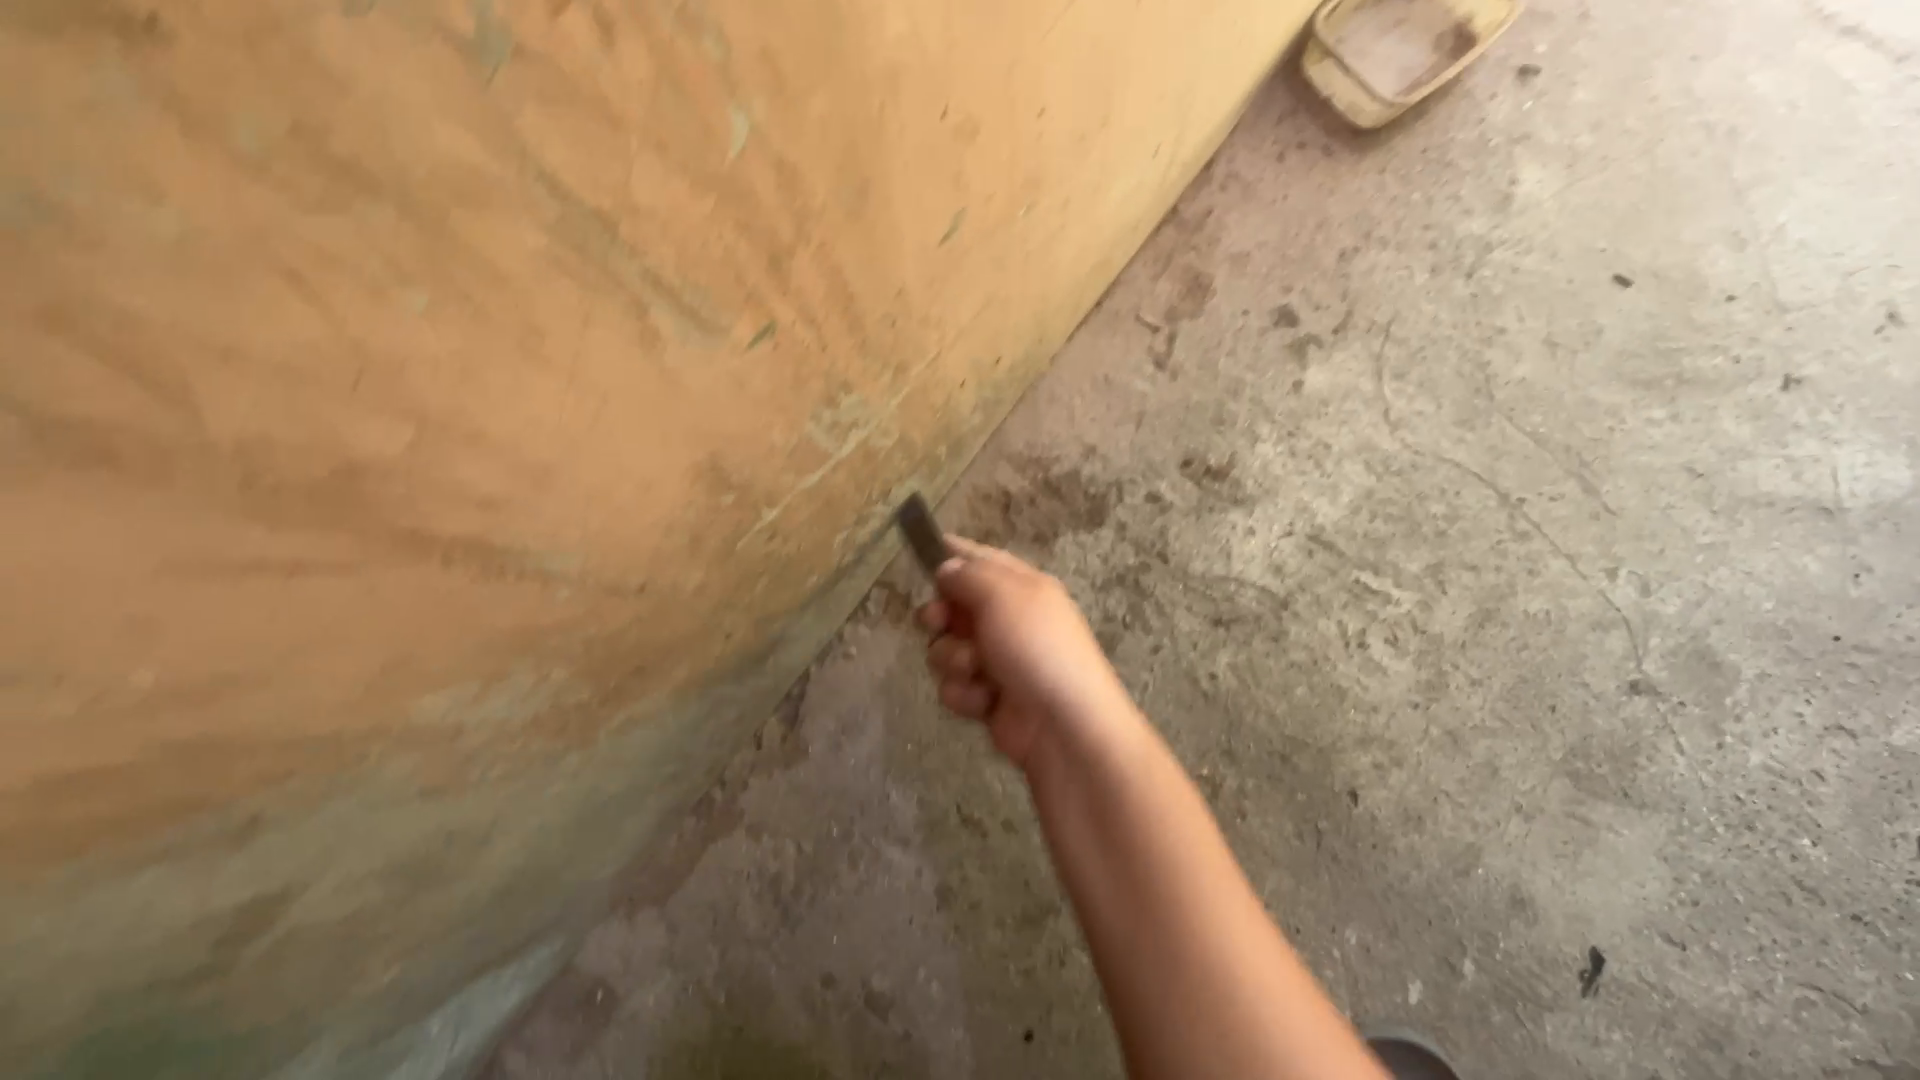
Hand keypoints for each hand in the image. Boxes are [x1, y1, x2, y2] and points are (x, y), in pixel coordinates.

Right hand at [917, 537, 1133, 768]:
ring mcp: (997, 661)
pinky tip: (984, 702)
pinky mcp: (986, 697)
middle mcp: (1008, 620)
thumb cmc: (1037, 648)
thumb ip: (969, 574)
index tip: (925, 551)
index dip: (954, 554)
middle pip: (954, 607)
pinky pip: (954, 686)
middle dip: (940, 616)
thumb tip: (947, 568)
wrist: (1063, 724)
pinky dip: (964, 693)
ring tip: (976, 671)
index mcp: (1021, 588)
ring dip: (953, 660)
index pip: (982, 560)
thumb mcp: (1004, 595)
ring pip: (946, 649)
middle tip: (937, 623)